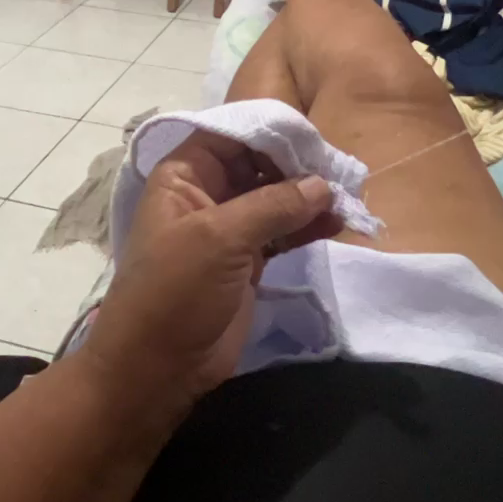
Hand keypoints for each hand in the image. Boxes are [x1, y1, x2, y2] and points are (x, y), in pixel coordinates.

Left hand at [80, 132, 341, 412]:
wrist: (157, 369)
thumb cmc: (176, 291)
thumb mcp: (220, 238)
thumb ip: (273, 205)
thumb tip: (322, 184)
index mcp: (185, 174)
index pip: (233, 134)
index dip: (271, 132)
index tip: (314, 139)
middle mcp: (206, 192)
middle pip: (258, 163)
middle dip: (297, 165)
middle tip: (340, 170)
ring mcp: (228, 228)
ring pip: (275, 198)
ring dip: (308, 197)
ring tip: (346, 198)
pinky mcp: (247, 261)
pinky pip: (282, 231)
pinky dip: (307, 226)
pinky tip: (336, 223)